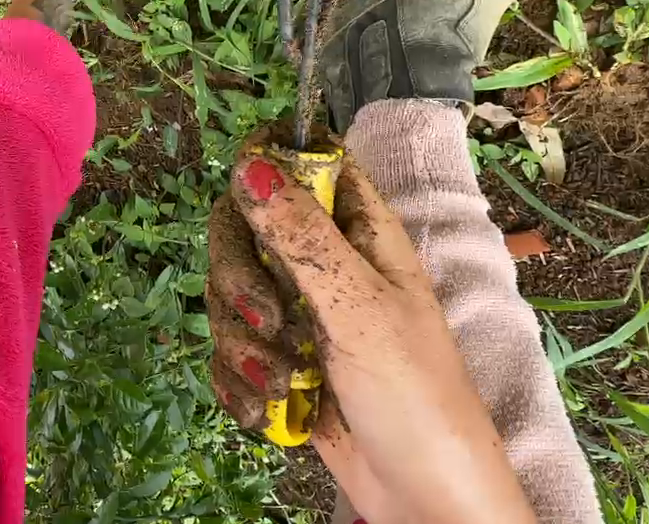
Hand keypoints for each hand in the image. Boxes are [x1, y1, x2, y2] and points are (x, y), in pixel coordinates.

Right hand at [207, 150, 534, 523]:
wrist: (422, 506)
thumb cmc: (414, 395)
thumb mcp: (360, 307)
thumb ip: (301, 236)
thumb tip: (247, 162)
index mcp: (356, 229)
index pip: (306, 158)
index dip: (268, 158)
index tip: (241, 188)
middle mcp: (319, 258)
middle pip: (244, 224)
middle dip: (240, 276)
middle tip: (269, 318)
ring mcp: (294, 308)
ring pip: (228, 288)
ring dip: (243, 340)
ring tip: (282, 379)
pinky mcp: (274, 355)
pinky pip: (227, 342)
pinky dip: (239, 377)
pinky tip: (267, 405)